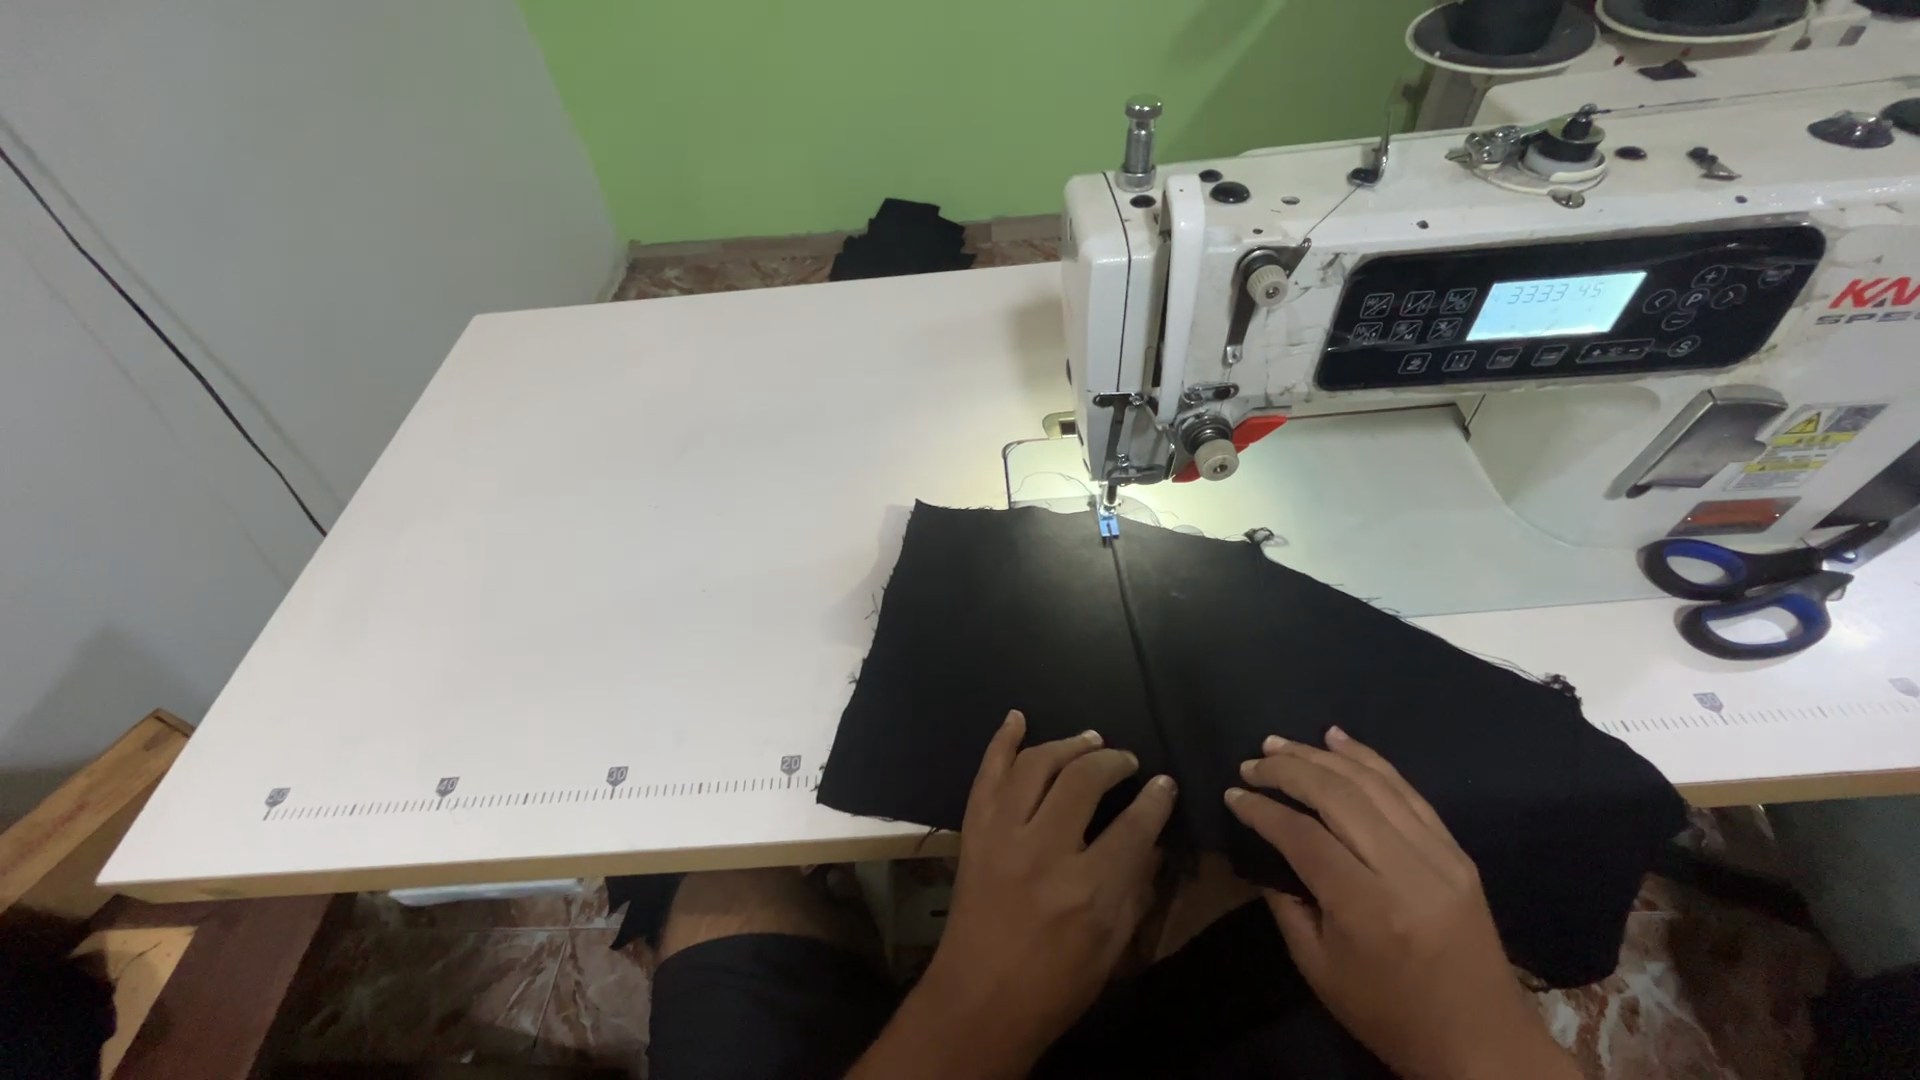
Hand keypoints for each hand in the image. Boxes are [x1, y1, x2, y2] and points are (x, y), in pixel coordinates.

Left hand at [850, 710, 1176, 1078]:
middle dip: (1112, 761)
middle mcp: (1043, 850)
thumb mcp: (1112, 947)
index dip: (1156, 800)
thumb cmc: (1055, 984)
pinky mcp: (974, 830)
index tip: (1165, 783)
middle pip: (1083, 781)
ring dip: (1067, 744)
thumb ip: (1136, 887)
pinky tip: (1017, 718)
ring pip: (1037, 765)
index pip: (1134, 826)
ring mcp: (1002, 834)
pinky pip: (987, 772)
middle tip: (1126, 760)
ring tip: (1090, 740)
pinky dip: (1002, 741)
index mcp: (1087, 889)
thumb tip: (1154, 839)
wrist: (978, 998)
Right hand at [1226, 727, 1579, 1079]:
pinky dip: (1369, 758)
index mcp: (1368, 908)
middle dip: (1286, 770)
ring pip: (1372, 783)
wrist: (1487, 1048)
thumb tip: (1261, 848)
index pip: (1303, 836)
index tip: (1231, 795)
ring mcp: (1440, 856)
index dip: (1262, 810)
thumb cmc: (1390, 1016)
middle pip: (1337, 796)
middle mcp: (1408, 871)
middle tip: (1250, 763)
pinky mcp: (1457, 851)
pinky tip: (1337, 738)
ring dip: (1320, 756)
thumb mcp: (1318, 968)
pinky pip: (1407, 791)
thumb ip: (1284, 901)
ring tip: (1279, 743)